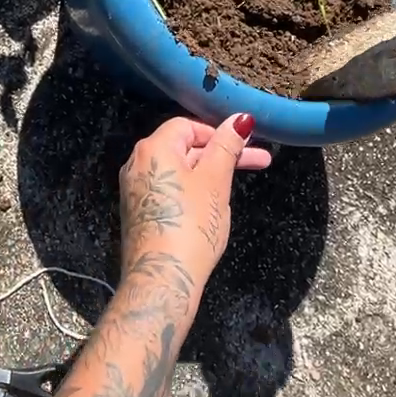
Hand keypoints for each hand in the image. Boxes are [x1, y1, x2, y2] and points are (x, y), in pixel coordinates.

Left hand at [118, 115, 271, 291]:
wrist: (162, 278)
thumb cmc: (191, 224)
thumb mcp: (215, 181)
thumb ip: (227, 147)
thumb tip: (241, 119)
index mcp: (153, 148)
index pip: (187, 126)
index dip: (218, 132)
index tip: (247, 144)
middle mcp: (138, 162)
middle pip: (183, 146)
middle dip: (221, 152)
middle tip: (260, 160)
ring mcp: (136, 188)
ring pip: (178, 169)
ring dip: (209, 171)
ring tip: (237, 184)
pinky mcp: (140, 210)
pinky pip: (169, 187)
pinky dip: (193, 188)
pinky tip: (212, 204)